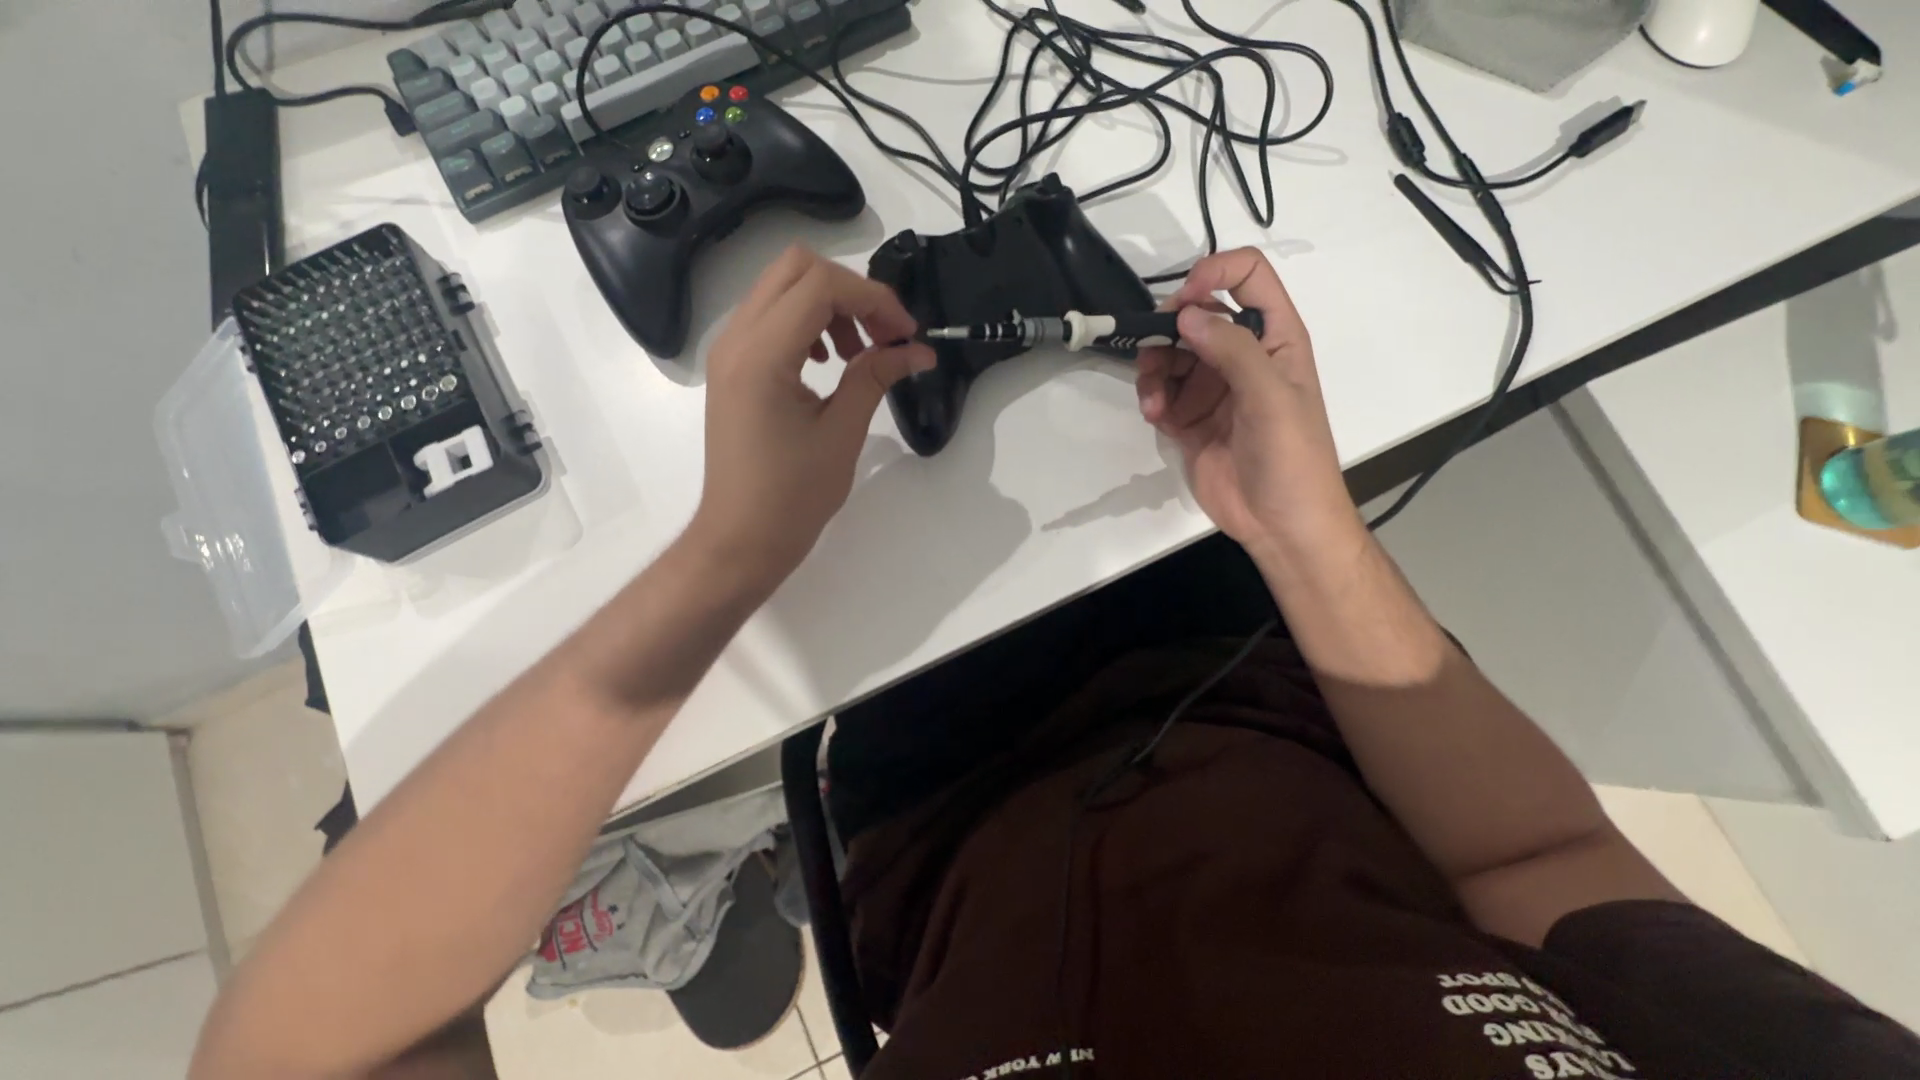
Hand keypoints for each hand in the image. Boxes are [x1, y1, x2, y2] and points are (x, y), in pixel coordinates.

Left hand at [691, 246, 933, 590]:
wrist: (740, 538)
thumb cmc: (792, 497)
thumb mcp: (842, 434)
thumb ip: (876, 377)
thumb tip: (919, 351)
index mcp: (761, 356)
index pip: (820, 286)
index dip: (873, 299)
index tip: (906, 335)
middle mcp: (736, 340)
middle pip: (796, 268)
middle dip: (851, 291)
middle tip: (884, 335)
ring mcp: (728, 350)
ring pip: (781, 286)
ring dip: (828, 304)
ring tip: (857, 353)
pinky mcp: (732, 366)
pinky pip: (769, 315)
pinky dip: (806, 321)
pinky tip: (827, 362)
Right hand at [1135, 247, 1362, 564]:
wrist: (1280, 524)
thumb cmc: (1292, 457)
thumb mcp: (1271, 397)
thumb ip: (1232, 350)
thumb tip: (1187, 313)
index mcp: (1274, 338)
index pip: (1248, 276)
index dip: (1214, 273)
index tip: (1183, 302)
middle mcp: (1242, 355)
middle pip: (1196, 314)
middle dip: (1168, 329)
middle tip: (1153, 357)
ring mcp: (1214, 387)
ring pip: (1171, 354)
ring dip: (1153, 369)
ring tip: (1153, 402)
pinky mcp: (1191, 419)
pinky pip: (1161, 393)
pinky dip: (1151, 399)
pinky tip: (1155, 417)